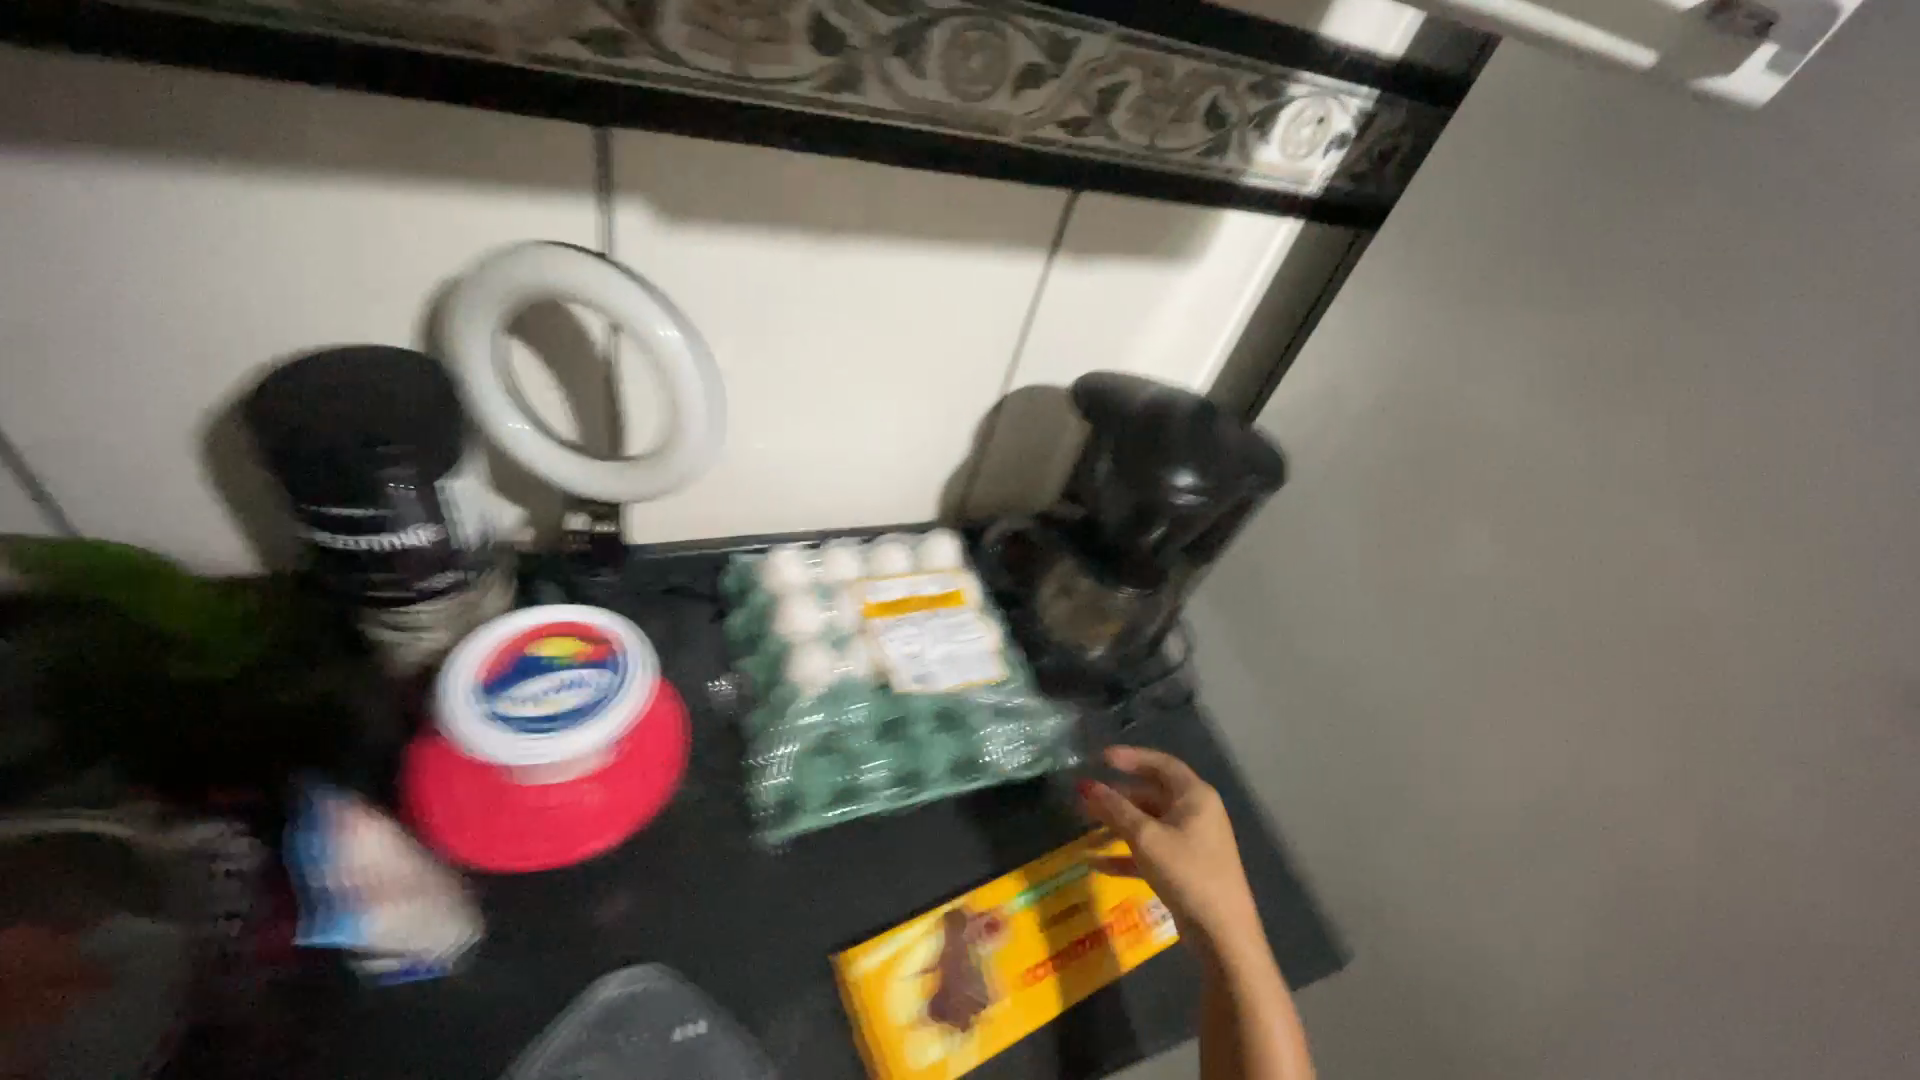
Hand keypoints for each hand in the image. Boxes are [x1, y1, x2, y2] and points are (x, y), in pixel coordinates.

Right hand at [1079, 746, 1261, 954]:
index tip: (1101, 759)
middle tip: (1087, 797)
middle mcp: (1196, 813)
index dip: (1130, 757)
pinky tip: (1097, 864)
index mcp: (1195, 796)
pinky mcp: (1186, 868)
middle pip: (1152, 794)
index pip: (1161, 764)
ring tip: (1086, 828)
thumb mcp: (1145, 837)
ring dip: (1118, 825)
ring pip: (1149, 824)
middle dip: (1118, 796)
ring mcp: (1192, 842)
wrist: (1223, 933)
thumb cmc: (1187, 871)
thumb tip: (1086, 786)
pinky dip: (1127, 854)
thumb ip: (1114, 809)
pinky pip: (1152, 851)